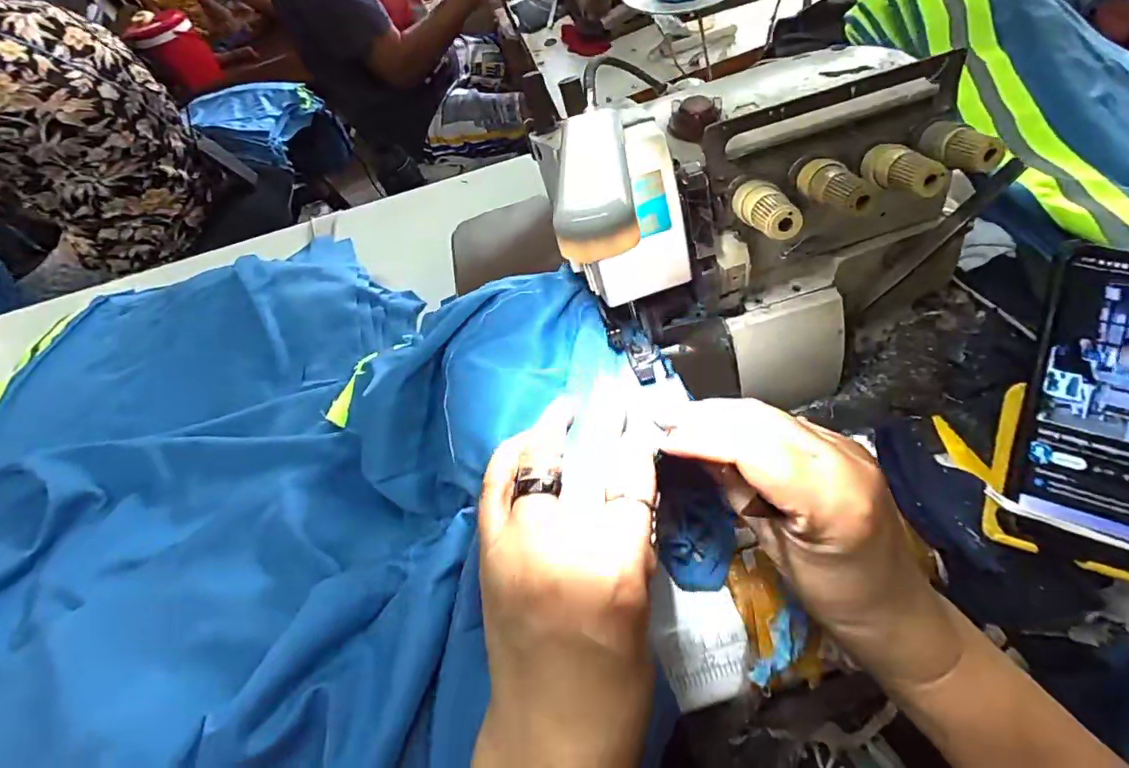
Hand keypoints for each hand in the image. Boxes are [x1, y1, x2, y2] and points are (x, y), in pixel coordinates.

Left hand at [474, 402, 656, 767]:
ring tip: (567, 408)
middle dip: (597, 420)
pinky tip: (527, 442)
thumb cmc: (614, 678)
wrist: (547, 736)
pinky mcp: (485, 555)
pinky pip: (493, 486)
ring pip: (529, 463)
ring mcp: (511, 547)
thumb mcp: (643, 601)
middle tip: (609, 394)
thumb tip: (635, 473)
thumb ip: (635, 532)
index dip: (637, 441)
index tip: (643, 414)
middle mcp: (556, 546)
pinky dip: (509, 457)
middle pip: (579, 460)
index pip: (630, 479)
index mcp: (610, 566)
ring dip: (549, 430)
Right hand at [655, 398, 961, 692]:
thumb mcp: (779, 553)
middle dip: (709, 416)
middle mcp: (843, 456)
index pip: (754, 446)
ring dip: (726, 415)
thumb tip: (699, 456)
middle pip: (762, 418)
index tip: (665, 437)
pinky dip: (749, 423)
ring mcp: (846, 445)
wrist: (897, 606)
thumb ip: (741, 496)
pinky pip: (787, 423)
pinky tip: (725, 430)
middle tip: (666, 423)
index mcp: (831, 494)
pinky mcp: (843, 443)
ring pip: (772, 413)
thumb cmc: (839, 598)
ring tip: (686, 424)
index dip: (704, 436)